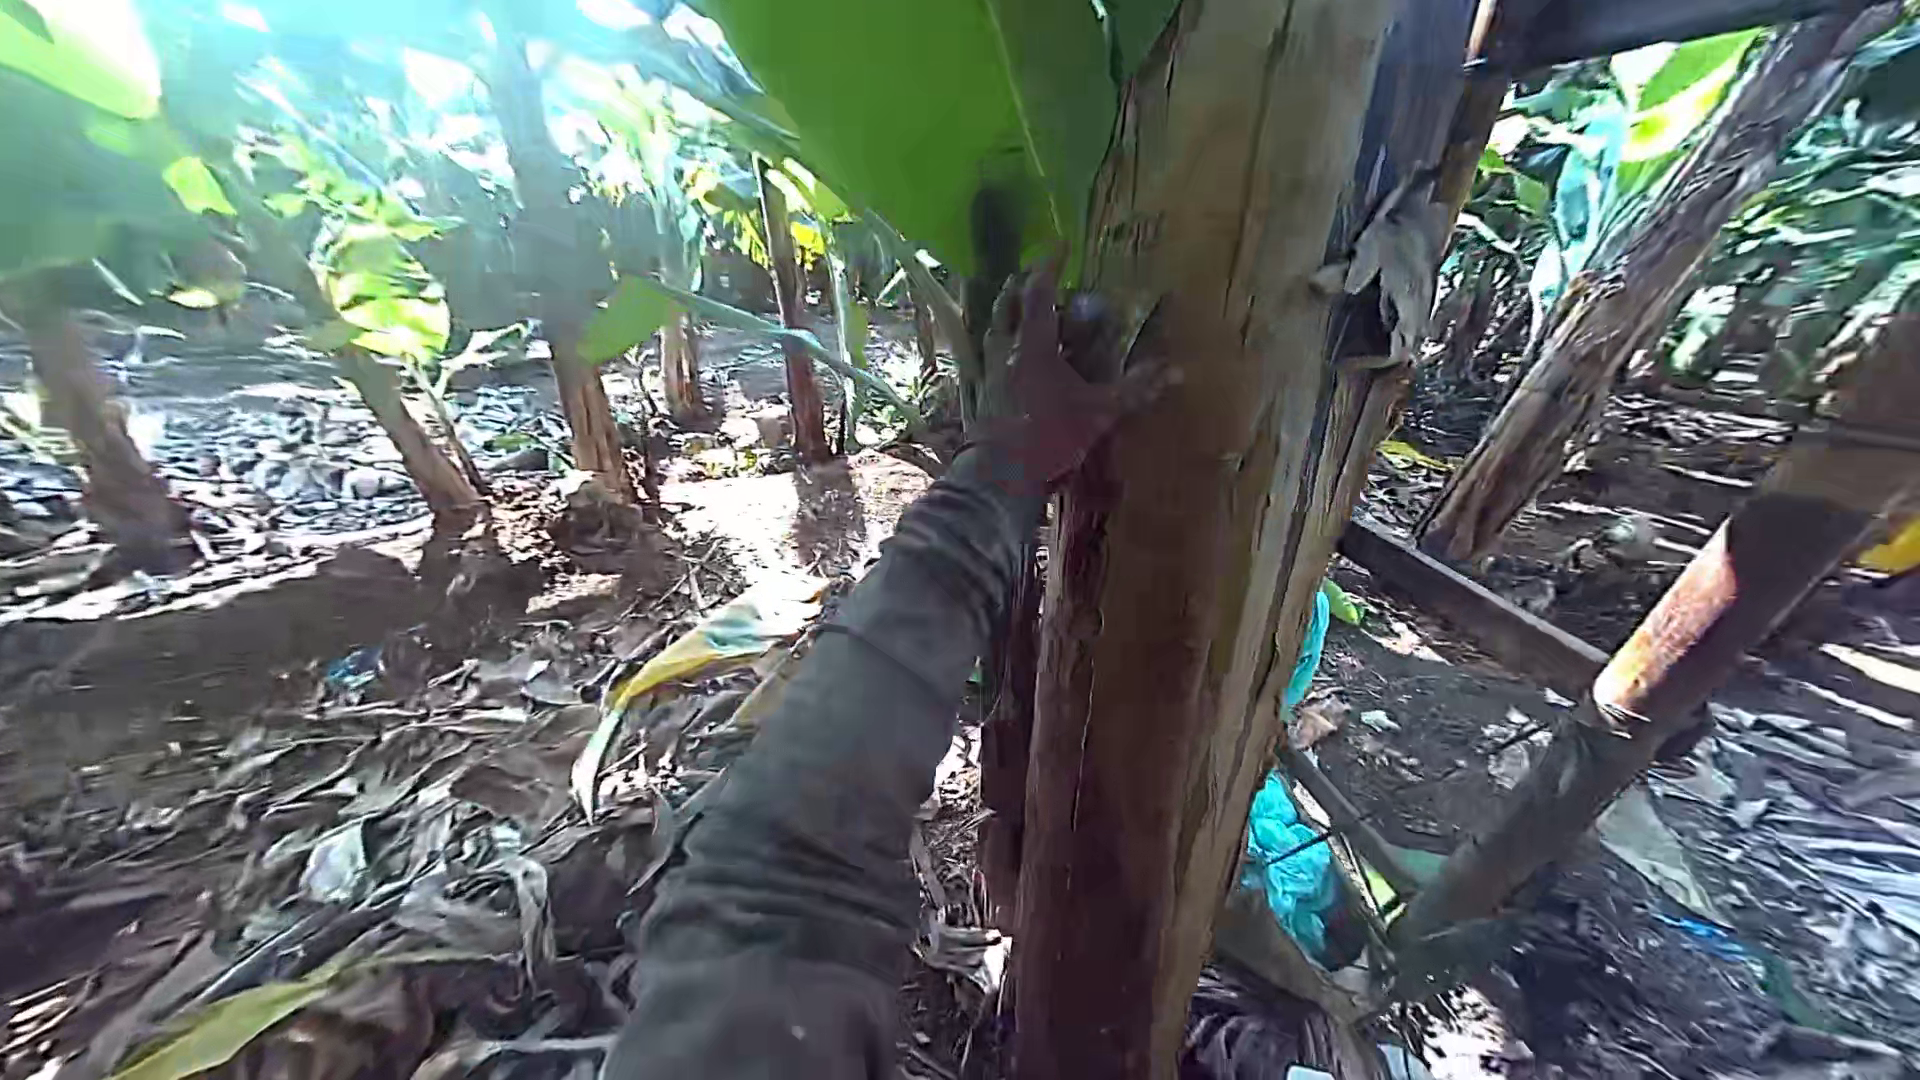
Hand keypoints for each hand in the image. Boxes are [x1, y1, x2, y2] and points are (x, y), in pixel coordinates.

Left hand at [972, 258, 1164, 492]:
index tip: (1060, 247)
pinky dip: (995, 348)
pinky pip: (985, 360)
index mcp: (1033, 345)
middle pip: (1006, 305)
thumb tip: (1176, 372)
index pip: (1038, 292)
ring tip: (1017, 313)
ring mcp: (987, 373)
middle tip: (1034, 279)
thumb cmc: (1048, 437)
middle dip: (1020, 286)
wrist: (999, 473)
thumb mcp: (1098, 414)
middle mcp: (1004, 351)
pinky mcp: (979, 395)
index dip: (1049, 266)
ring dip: (1004, 315)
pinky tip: (1004, 360)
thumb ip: (1134, 391)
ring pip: (991, 330)